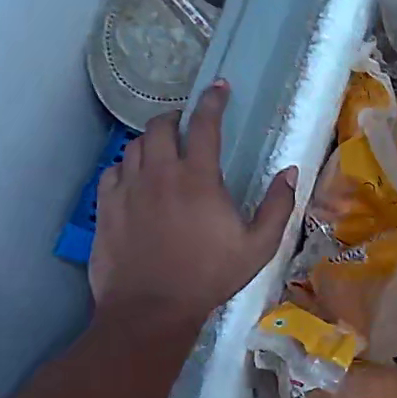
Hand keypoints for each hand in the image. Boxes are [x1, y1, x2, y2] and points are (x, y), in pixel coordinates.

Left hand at [90, 80, 297, 328]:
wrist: (151, 309)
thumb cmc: (210, 276)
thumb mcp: (258, 246)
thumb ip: (278, 206)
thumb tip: (290, 171)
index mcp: (198, 177)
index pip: (205, 123)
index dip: (213, 100)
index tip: (219, 87)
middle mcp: (160, 172)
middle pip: (161, 126)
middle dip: (176, 118)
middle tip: (187, 126)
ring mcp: (128, 188)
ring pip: (135, 145)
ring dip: (152, 141)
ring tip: (163, 152)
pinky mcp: (106, 206)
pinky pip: (112, 171)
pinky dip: (126, 167)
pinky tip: (135, 179)